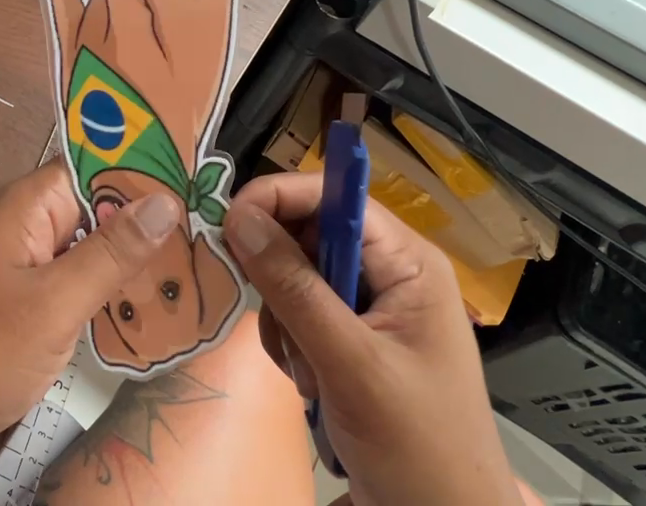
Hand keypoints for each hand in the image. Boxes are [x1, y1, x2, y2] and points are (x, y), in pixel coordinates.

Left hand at [0, 164, 182, 476]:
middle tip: (220, 240)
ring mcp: (27, 267)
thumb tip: (167, 198)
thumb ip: (111, 252)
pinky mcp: (25, 304)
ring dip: (137, 264)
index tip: (209, 186)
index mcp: (31, 206)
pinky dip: (112, 296)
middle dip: (152, 223)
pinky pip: (77, 285)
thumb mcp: (53, 303)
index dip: (151, 171)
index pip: (101, 166)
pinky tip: (158, 313)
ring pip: (94, 251)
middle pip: (102, 209)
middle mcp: (29, 226)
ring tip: (206, 274)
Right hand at [224, 174, 522, 505]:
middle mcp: (389, 271)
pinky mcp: (351, 335)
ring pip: (293, 275)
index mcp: (408, 262)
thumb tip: (238, 216)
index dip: (279, 198)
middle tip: (279, 325)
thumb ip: (293, 288)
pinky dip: (288, 343)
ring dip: (284, 321)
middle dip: (280, 279)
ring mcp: (370, 304)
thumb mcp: (351, 365)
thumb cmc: (417, 446)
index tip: (228, 225)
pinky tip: (309, 383)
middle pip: (306, 234)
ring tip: (307, 374)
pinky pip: (296, 312)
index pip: (333, 197)